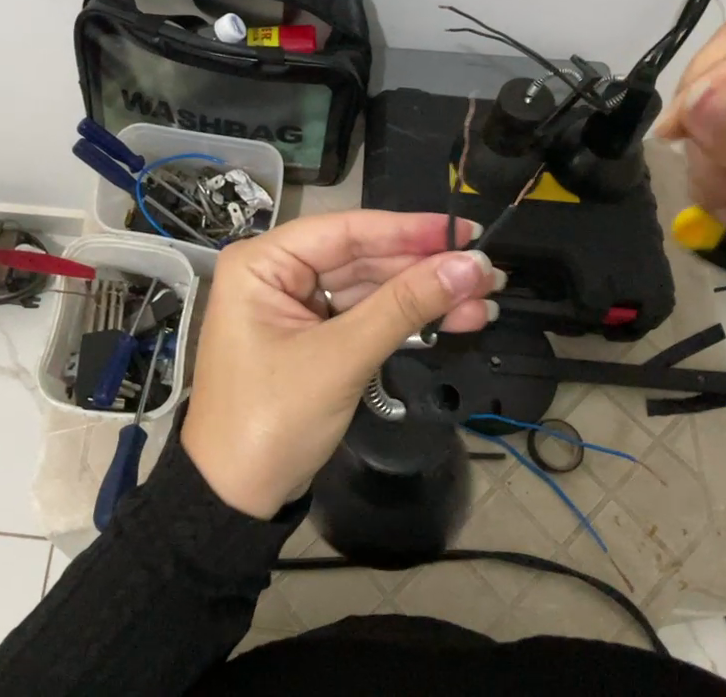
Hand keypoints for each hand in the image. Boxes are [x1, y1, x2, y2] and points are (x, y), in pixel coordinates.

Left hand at [180, 211, 501, 518]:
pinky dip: (407, 320)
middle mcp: (277, 274)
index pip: (345, 230)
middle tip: (489, 272)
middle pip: (363, 257)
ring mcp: (296, 307)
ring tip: (484, 298)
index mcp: (262, 263)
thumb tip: (470, 264)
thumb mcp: (340, 358)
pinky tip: (454, 318)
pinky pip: (365, 316)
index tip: (467, 230)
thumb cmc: (272, 419)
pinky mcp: (314, 338)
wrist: (236, 496)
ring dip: (425, 295)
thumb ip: (405, 306)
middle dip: (425, 267)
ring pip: (371, 288)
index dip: (410, 229)